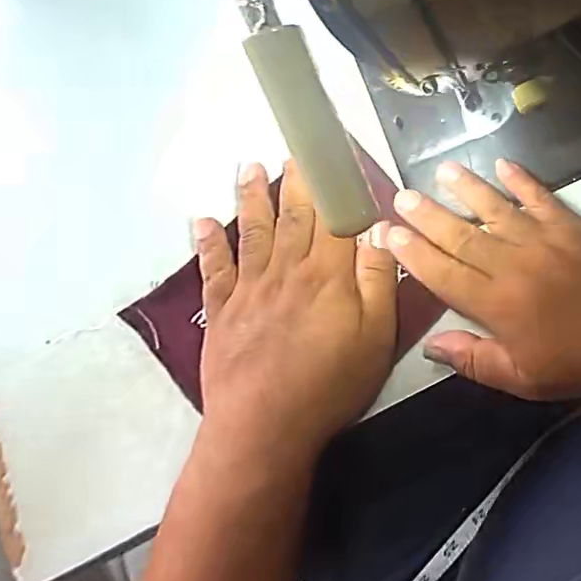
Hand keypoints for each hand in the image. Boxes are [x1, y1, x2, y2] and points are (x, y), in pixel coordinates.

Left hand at [194, 160, 398, 469]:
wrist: (263, 430)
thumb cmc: (332, 381)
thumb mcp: (377, 334)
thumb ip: (378, 278)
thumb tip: (380, 229)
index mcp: (328, 274)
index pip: (334, 216)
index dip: (335, 185)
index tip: (333, 156)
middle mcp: (287, 271)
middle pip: (293, 216)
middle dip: (294, 181)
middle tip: (292, 150)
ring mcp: (250, 290)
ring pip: (252, 232)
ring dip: (251, 198)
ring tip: (249, 168)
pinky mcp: (222, 313)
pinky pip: (214, 269)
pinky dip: (207, 243)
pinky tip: (200, 221)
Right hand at [376, 159, 580, 399]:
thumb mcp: (526, 379)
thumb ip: (476, 360)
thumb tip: (433, 345)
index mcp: (498, 304)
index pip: (444, 273)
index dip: (414, 254)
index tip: (389, 233)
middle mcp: (514, 263)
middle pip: (462, 235)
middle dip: (428, 215)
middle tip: (402, 196)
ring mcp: (544, 238)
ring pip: (495, 208)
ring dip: (467, 188)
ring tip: (441, 171)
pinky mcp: (571, 223)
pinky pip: (540, 195)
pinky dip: (521, 179)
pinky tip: (503, 164)